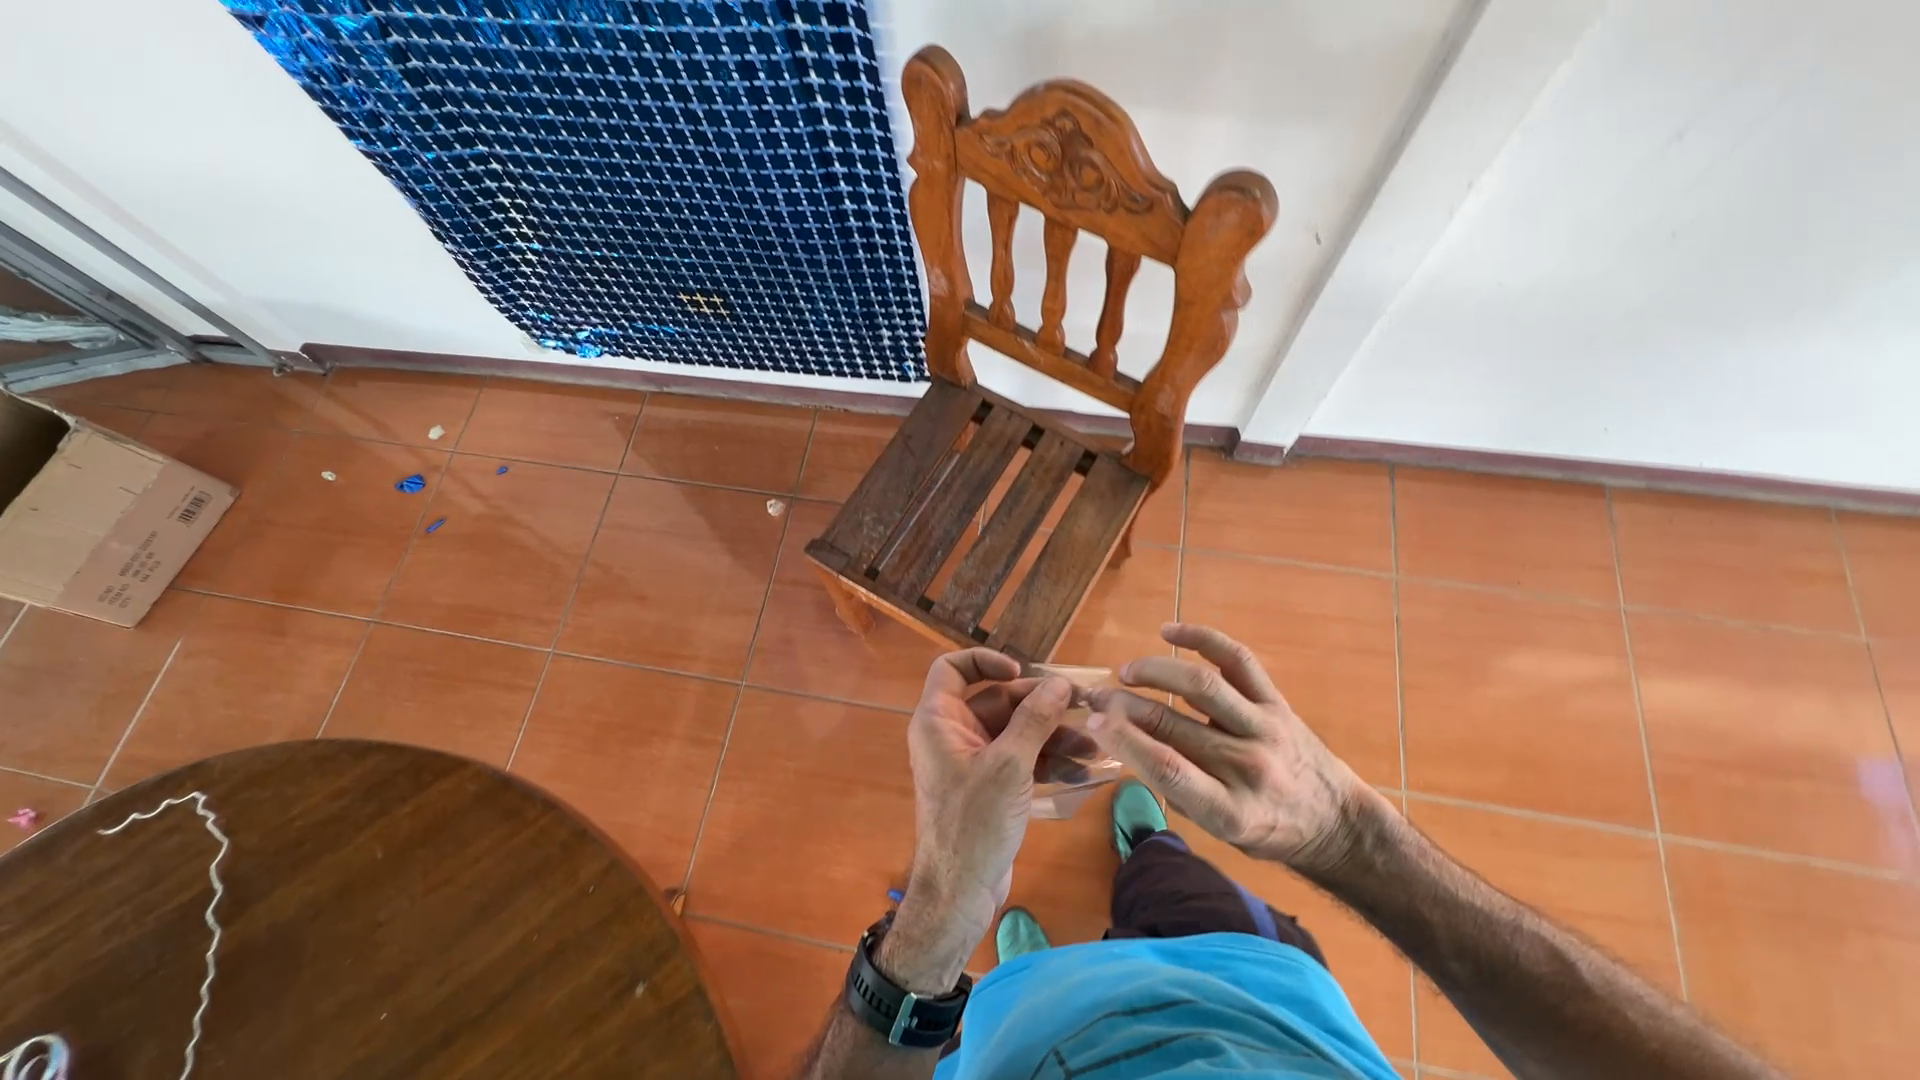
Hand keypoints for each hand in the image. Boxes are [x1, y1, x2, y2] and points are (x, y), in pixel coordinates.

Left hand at [880, 649, 1077, 991]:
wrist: (961, 891)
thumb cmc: (975, 822)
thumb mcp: (1009, 765)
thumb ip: (1035, 719)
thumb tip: (1061, 683)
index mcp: (939, 720)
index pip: (953, 669)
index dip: (986, 661)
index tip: (1022, 672)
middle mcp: (952, 735)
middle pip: (998, 702)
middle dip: (1041, 705)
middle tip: (1085, 707)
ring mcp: (972, 762)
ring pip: (1015, 732)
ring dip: (1052, 736)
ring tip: (1094, 747)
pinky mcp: (990, 787)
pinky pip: (1020, 760)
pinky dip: (1047, 761)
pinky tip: (1082, 771)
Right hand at [1086, 623, 1378, 874]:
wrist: (1336, 821)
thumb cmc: (1268, 831)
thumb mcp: (1220, 831)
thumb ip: (1178, 790)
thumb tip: (1127, 742)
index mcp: (1230, 811)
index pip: (1167, 769)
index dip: (1124, 741)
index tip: (1092, 723)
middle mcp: (1248, 766)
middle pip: (1172, 723)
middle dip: (1123, 706)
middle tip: (1094, 698)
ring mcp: (1265, 728)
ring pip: (1200, 685)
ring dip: (1154, 672)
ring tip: (1126, 672)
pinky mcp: (1277, 703)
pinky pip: (1238, 660)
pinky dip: (1202, 639)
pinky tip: (1170, 632)